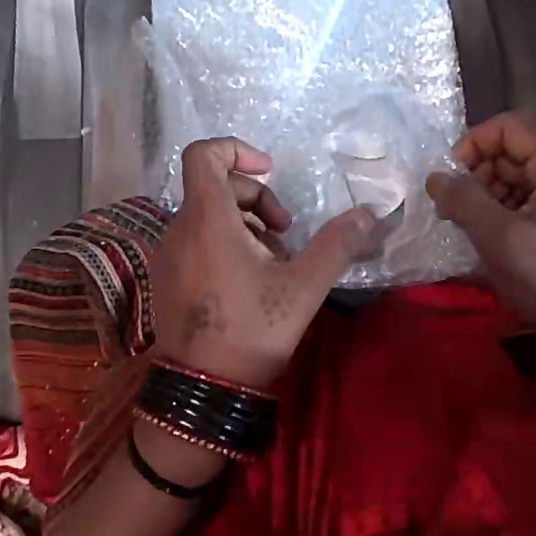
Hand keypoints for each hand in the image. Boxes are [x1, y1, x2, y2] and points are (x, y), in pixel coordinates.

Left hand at [150, 138, 375, 387]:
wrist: (204, 386)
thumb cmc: (252, 329)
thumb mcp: (303, 286)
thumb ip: (336, 244)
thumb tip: (369, 214)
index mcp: (207, 219)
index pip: (203, 155)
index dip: (236, 149)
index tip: (270, 171)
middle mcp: (178, 229)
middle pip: (215, 187)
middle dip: (257, 199)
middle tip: (285, 234)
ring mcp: (167, 254)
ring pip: (206, 217)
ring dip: (244, 225)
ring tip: (273, 262)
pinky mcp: (166, 278)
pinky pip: (195, 242)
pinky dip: (223, 244)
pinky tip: (248, 281)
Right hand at [427, 112, 535, 324]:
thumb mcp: (501, 239)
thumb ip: (464, 200)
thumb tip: (434, 177)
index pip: (513, 127)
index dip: (474, 143)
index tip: (449, 175)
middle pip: (515, 149)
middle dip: (478, 172)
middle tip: (453, 205)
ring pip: (518, 173)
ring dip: (487, 191)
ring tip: (465, 221)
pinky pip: (528, 195)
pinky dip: (502, 206)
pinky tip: (485, 230)